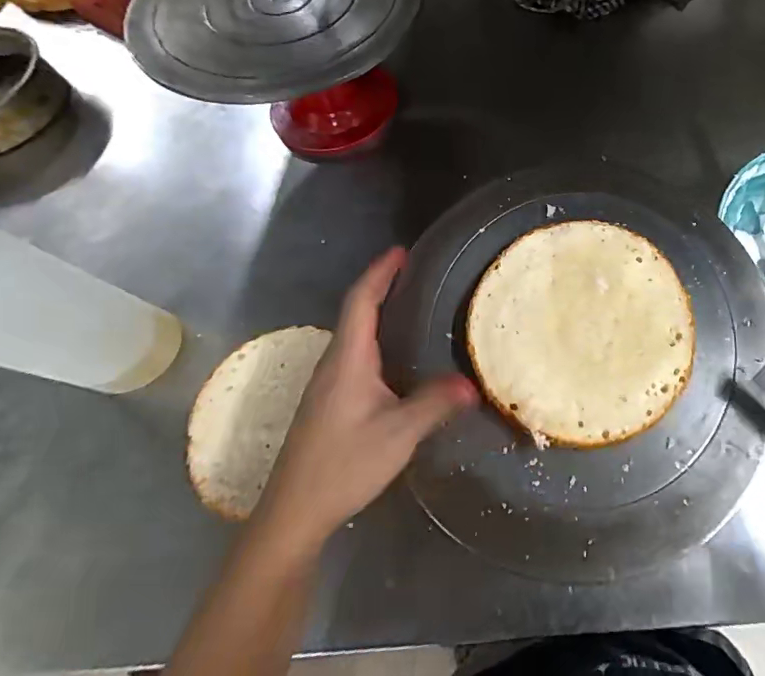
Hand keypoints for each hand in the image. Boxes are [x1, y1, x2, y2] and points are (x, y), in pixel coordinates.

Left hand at [251, 248, 476, 551]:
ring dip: (375, 311)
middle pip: (354, 312)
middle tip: (412, 272)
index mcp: (348, 360)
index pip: (360, 301)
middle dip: (380, 286)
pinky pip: (353, 355)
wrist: (292, 514)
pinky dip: (373, 337)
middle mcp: (333, 364)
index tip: (400, 251)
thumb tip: (471, 384)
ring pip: (352, 335)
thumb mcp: (398, 434)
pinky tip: (392, 355)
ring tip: (407, 303)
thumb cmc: (342, 465)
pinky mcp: (327, 403)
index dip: (380, 272)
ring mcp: (326, 385)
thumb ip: (434, 404)